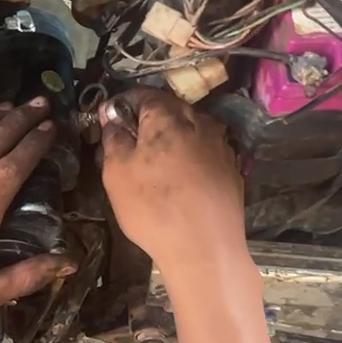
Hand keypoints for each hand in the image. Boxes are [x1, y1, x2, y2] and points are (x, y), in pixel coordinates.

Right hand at [97, 88, 247, 275]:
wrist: (205, 248)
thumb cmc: (153, 208)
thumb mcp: (117, 174)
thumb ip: (113, 138)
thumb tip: (111, 115)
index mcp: (167, 117)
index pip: (143, 94)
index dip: (123, 104)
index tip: (110, 120)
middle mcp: (199, 122)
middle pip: (170, 109)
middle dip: (149, 119)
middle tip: (130, 144)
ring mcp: (220, 144)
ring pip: (190, 129)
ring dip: (171, 137)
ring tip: (156, 163)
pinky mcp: (231, 167)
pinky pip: (204, 150)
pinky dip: (189, 155)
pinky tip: (180, 179)